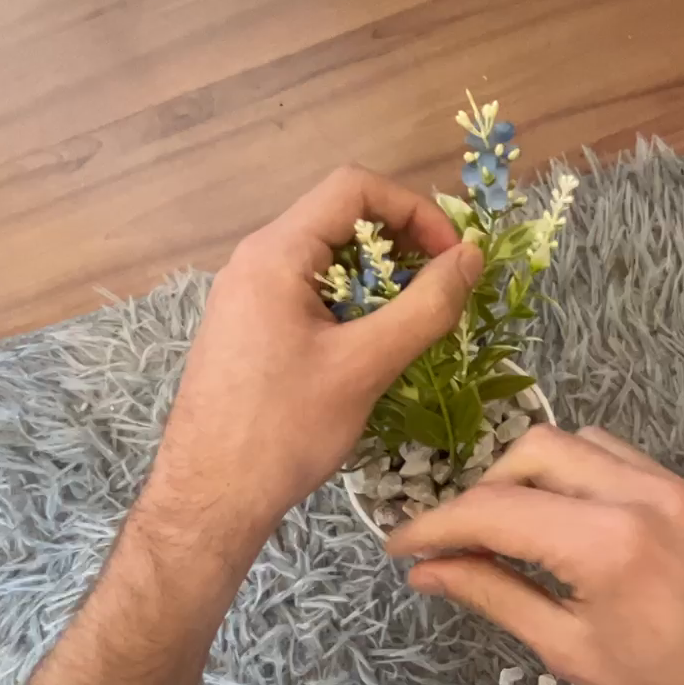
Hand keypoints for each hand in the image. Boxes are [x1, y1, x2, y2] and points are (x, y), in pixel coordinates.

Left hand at [144, 166, 482, 543]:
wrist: (212, 497)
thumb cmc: (285, 430)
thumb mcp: (364, 366)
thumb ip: (425, 307)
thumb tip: (471, 257)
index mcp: (276, 253)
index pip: (354, 188)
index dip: (414, 209)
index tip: (451, 257)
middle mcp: (255, 261)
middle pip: (340, 220)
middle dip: (400, 247)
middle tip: (438, 293)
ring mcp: (247, 295)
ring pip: (326, 261)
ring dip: (378, 281)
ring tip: (409, 326)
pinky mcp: (249, 328)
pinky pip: (309, 294)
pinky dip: (350, 306)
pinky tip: (368, 349)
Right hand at [385, 425, 683, 684]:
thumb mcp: (573, 653)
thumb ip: (495, 596)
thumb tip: (428, 571)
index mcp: (607, 541)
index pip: (495, 510)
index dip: (436, 525)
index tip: (401, 547)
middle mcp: (641, 492)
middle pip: (534, 451)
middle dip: (483, 490)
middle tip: (458, 541)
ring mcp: (675, 485)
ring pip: (577, 443)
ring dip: (529, 476)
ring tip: (507, 529)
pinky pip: (617, 459)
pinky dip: (575, 477)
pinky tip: (563, 522)